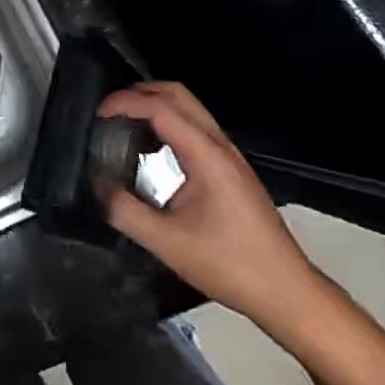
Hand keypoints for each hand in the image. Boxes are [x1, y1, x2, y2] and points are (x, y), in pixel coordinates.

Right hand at [99, 82, 324, 323]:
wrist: (284, 291)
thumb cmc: (231, 265)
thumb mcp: (167, 243)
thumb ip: (126, 212)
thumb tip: (100, 190)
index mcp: (207, 156)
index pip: (161, 109)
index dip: (126, 103)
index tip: (100, 113)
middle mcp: (221, 147)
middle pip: (180, 96)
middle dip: (141, 92)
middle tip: (110, 109)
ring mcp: (230, 158)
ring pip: (191, 111)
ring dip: (156, 108)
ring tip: (124, 127)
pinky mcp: (232, 172)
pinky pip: (197, 131)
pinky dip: (169, 126)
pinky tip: (152, 154)